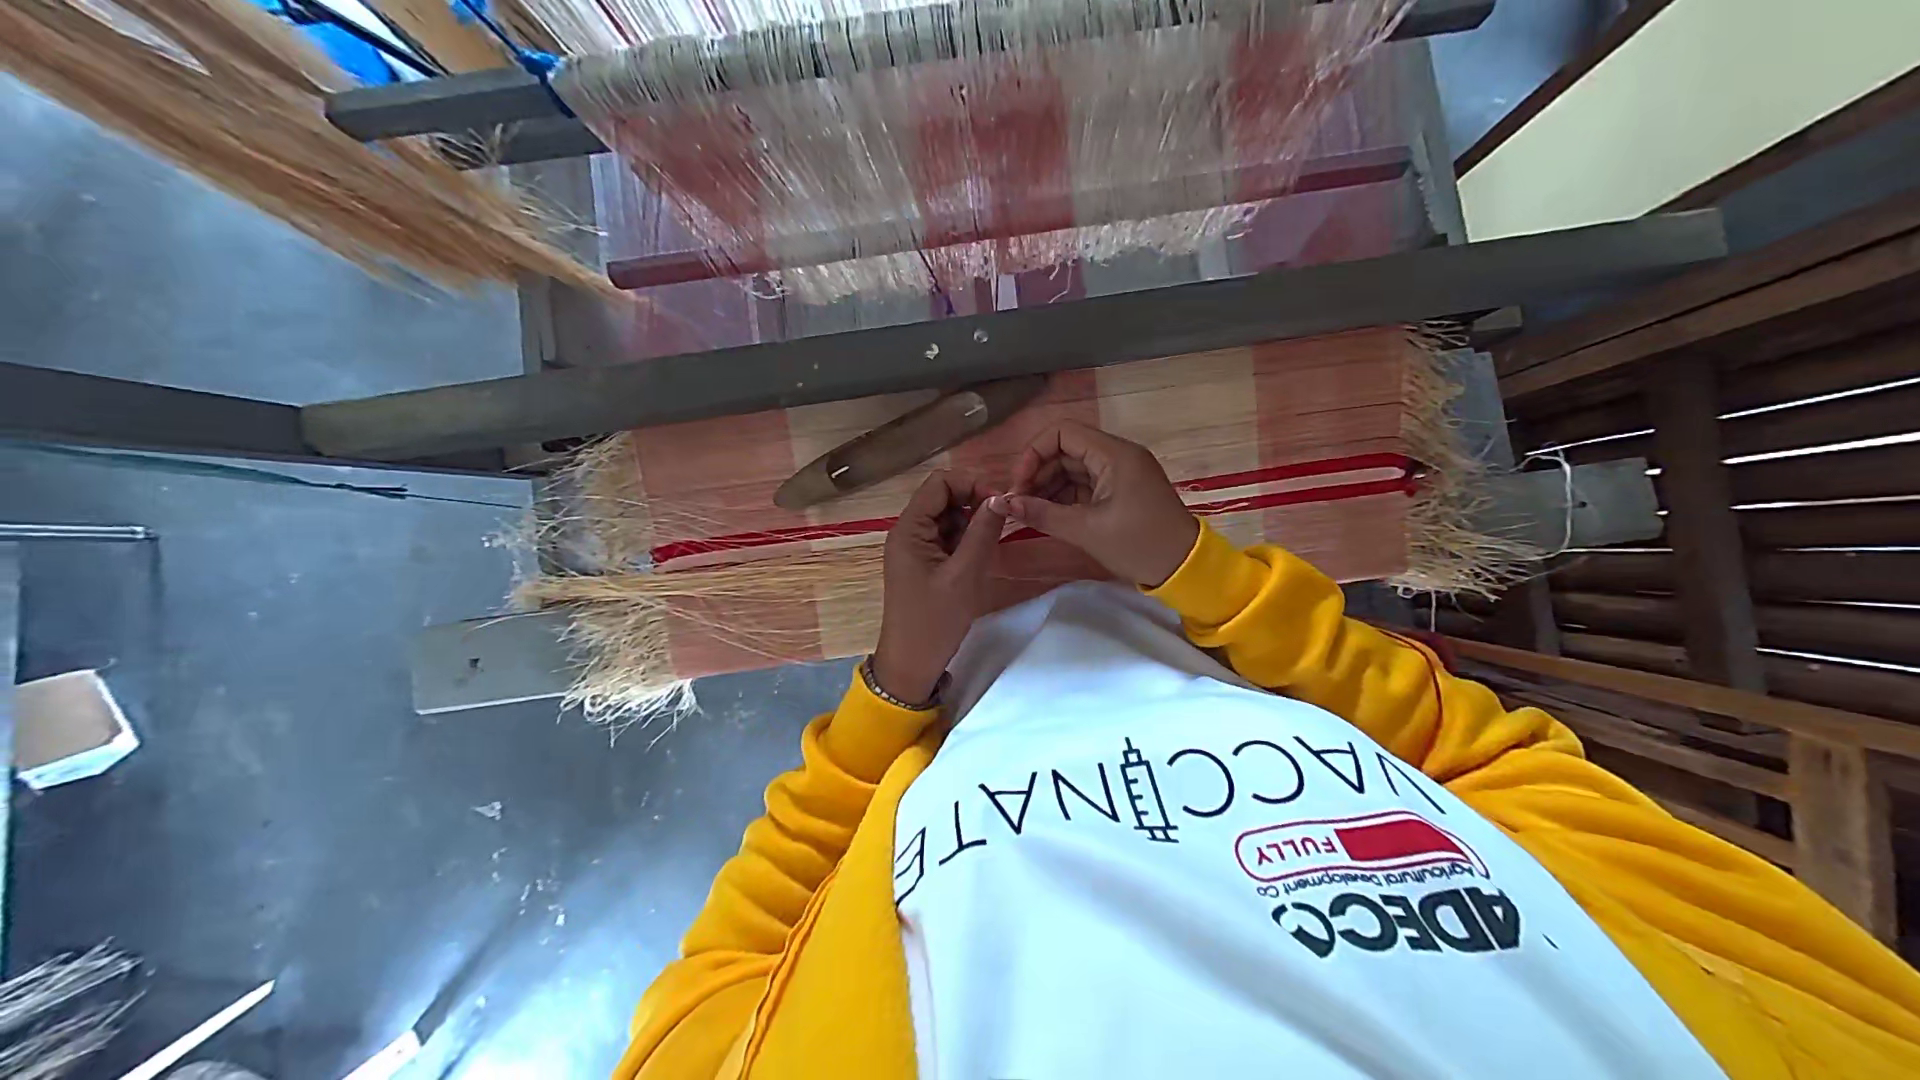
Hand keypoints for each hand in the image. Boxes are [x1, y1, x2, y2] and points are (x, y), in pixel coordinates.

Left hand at [871, 471, 1007, 704]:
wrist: (912, 663)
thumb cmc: (934, 620)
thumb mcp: (964, 575)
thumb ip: (982, 532)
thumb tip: (1001, 498)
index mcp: (909, 529)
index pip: (939, 483)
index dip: (971, 484)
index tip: (1000, 502)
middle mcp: (908, 531)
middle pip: (943, 497)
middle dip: (974, 502)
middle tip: (1002, 521)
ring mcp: (915, 548)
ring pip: (947, 517)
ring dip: (971, 522)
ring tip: (993, 541)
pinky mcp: (924, 563)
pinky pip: (947, 538)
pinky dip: (965, 540)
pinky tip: (981, 554)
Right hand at [1008, 421, 1198, 587]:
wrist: (1184, 569)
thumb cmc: (1138, 544)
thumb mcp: (1086, 530)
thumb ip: (1042, 514)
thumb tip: (1003, 504)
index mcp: (1114, 454)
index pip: (1062, 433)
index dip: (1033, 454)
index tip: (1019, 485)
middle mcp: (1116, 455)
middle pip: (1065, 449)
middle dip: (1037, 473)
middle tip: (1018, 503)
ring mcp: (1119, 472)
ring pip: (1072, 468)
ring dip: (1047, 487)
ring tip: (1028, 512)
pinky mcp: (1119, 490)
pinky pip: (1083, 484)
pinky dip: (1063, 496)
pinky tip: (1046, 514)